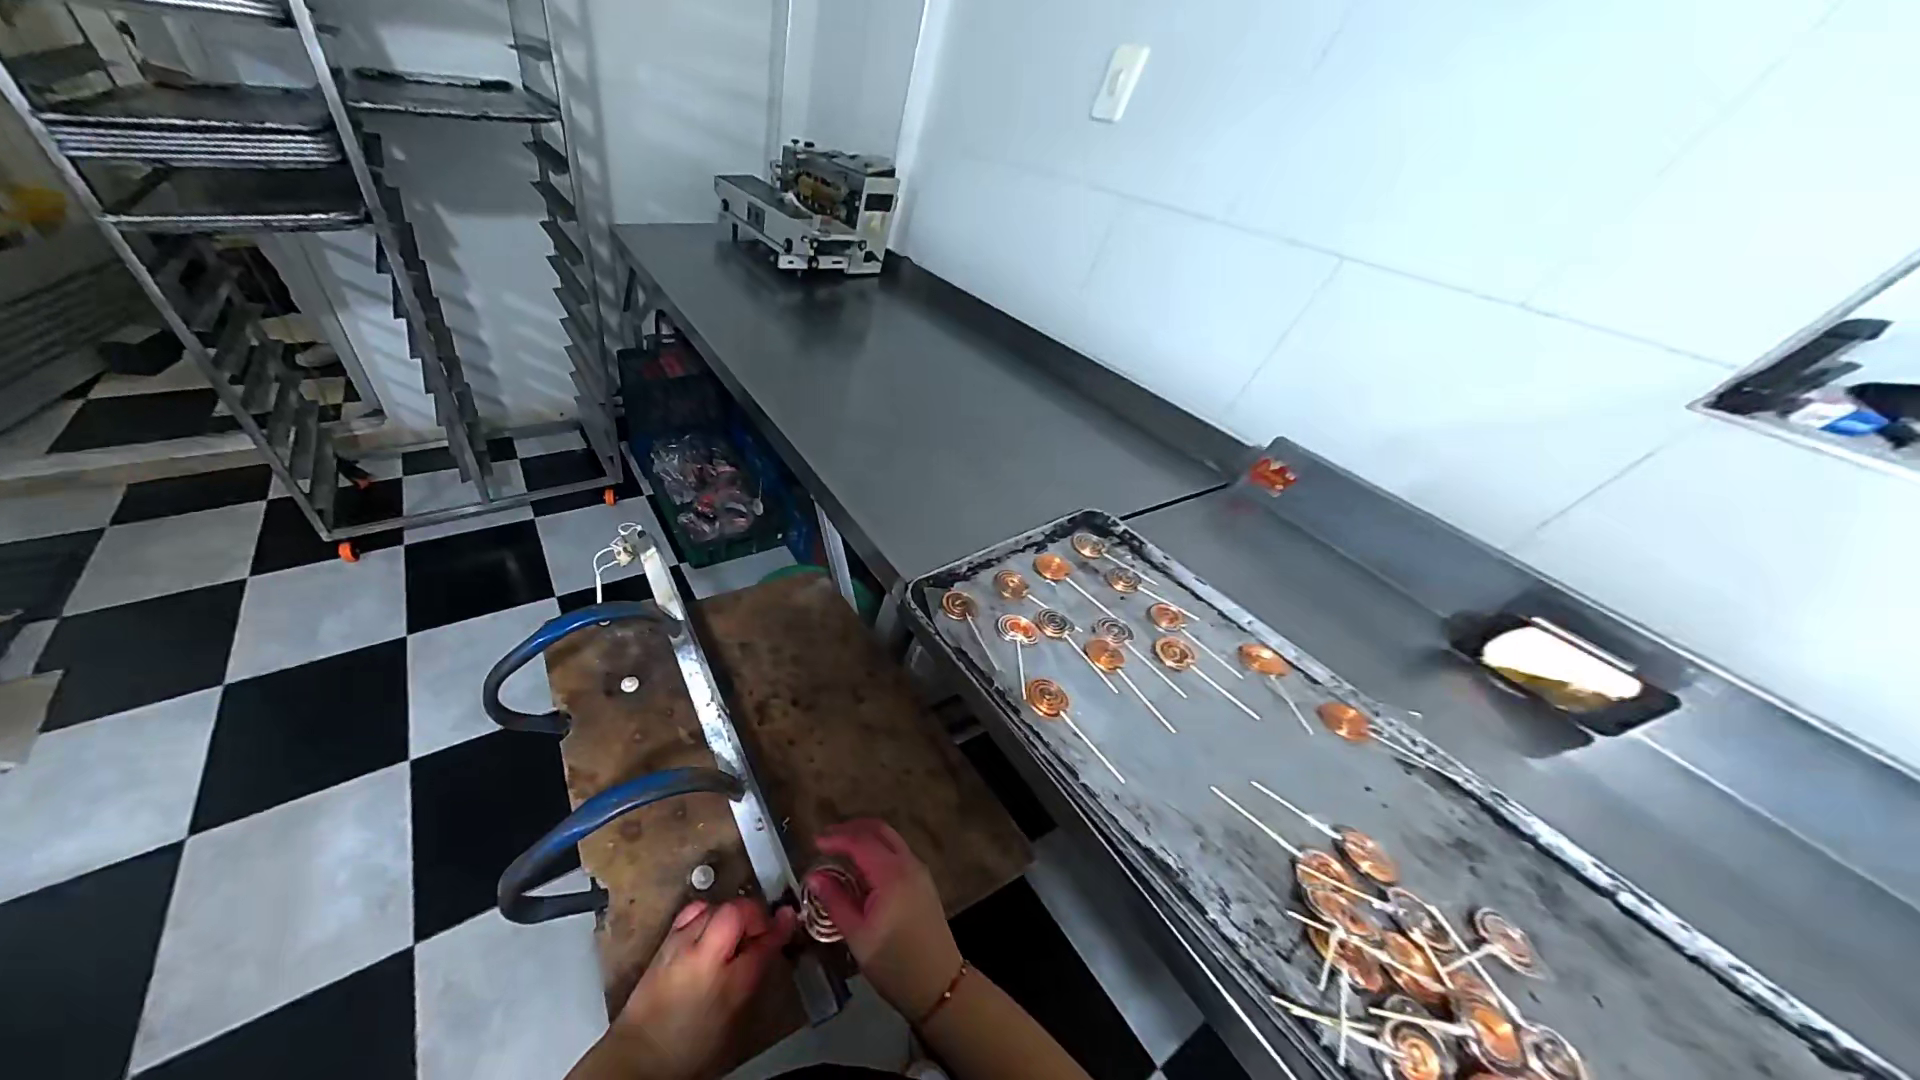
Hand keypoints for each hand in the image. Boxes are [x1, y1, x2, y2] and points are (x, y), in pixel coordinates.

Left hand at [603, 898, 796, 1079]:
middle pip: (736, 911)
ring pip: (713, 907)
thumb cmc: (691, 1043)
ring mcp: (678, 944)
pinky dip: (707, 914)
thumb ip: (756, 968)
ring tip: (735, 932)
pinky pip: (692, 913)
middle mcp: (701, 954)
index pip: (762, 939)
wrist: (639, 1058)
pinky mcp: (663, 943)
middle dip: (753, 915)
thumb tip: (774, 938)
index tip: (788, 919)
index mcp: (725, 979)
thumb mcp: (734, 1011)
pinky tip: (709, 930)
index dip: (778, 926)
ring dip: (730, 913)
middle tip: (759, 932)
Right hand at [805, 819, 962, 1017]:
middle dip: (852, 828)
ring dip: (865, 837)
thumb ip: (835, 901)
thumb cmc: (894, 963)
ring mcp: (919, 871)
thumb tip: (814, 876)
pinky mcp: (923, 881)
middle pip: (880, 830)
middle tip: (826, 838)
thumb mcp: (858, 936)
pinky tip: (862, 865)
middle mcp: (909, 864)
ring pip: (891, 839)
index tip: (814, 842)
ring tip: (840, 849)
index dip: (836, 838)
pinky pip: (898, 852)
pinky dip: (878, 849)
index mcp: (892, 874)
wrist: (938, 984)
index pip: (861, 842)